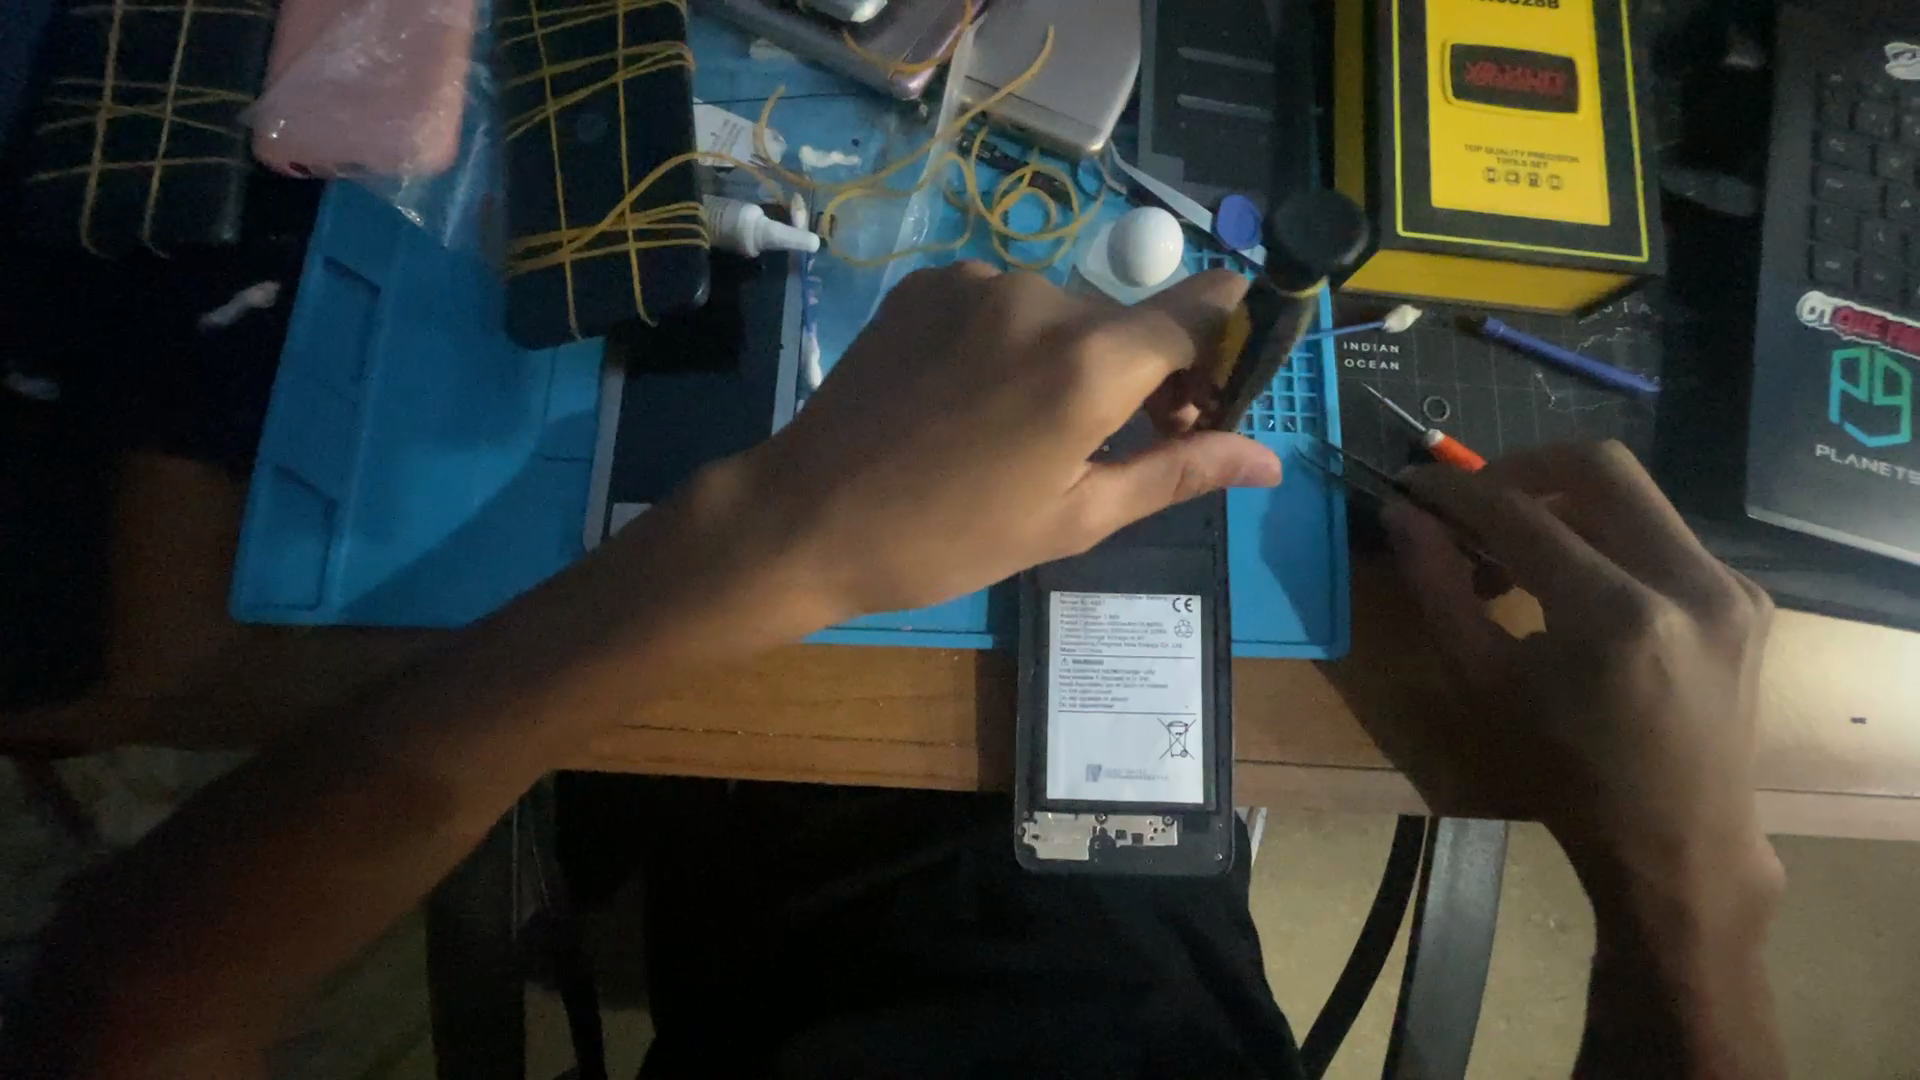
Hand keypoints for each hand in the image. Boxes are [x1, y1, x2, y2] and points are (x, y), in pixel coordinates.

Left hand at [714, 262, 1280, 620]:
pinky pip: (1001, 304)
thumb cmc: (951, 538)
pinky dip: (1012, 344)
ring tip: (1028, 432)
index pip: (1201, 310)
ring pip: (1063, 315)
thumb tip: (1270, 461)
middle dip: (1143, 375)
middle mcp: (1041, 296)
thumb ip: (1178, 473)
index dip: (1223, 348)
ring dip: (1072, 362)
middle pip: (1127, 322)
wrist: (810, 517)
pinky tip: (977, 400)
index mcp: (1090, 361)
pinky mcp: (928, 284)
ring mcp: (976, 280)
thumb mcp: (1076, 519)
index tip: (1207, 399)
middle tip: (1116, 445)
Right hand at [1377, 442, 1779, 899]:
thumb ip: (1436, 585)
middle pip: (1597, 465)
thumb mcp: (1477, 676)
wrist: (1677, 835)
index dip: (1453, 489)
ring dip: (1554, 501)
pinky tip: (1562, 579)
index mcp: (1614, 616)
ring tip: (1508, 553)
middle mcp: (1689, 583)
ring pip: (1630, 492)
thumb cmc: (1558, 765)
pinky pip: (1655, 529)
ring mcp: (1728, 585)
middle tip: (1469, 501)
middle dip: (1516, 467)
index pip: (1518, 512)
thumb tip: (1401, 515)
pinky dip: (1594, 533)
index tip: (1412, 482)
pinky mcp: (1742, 593)